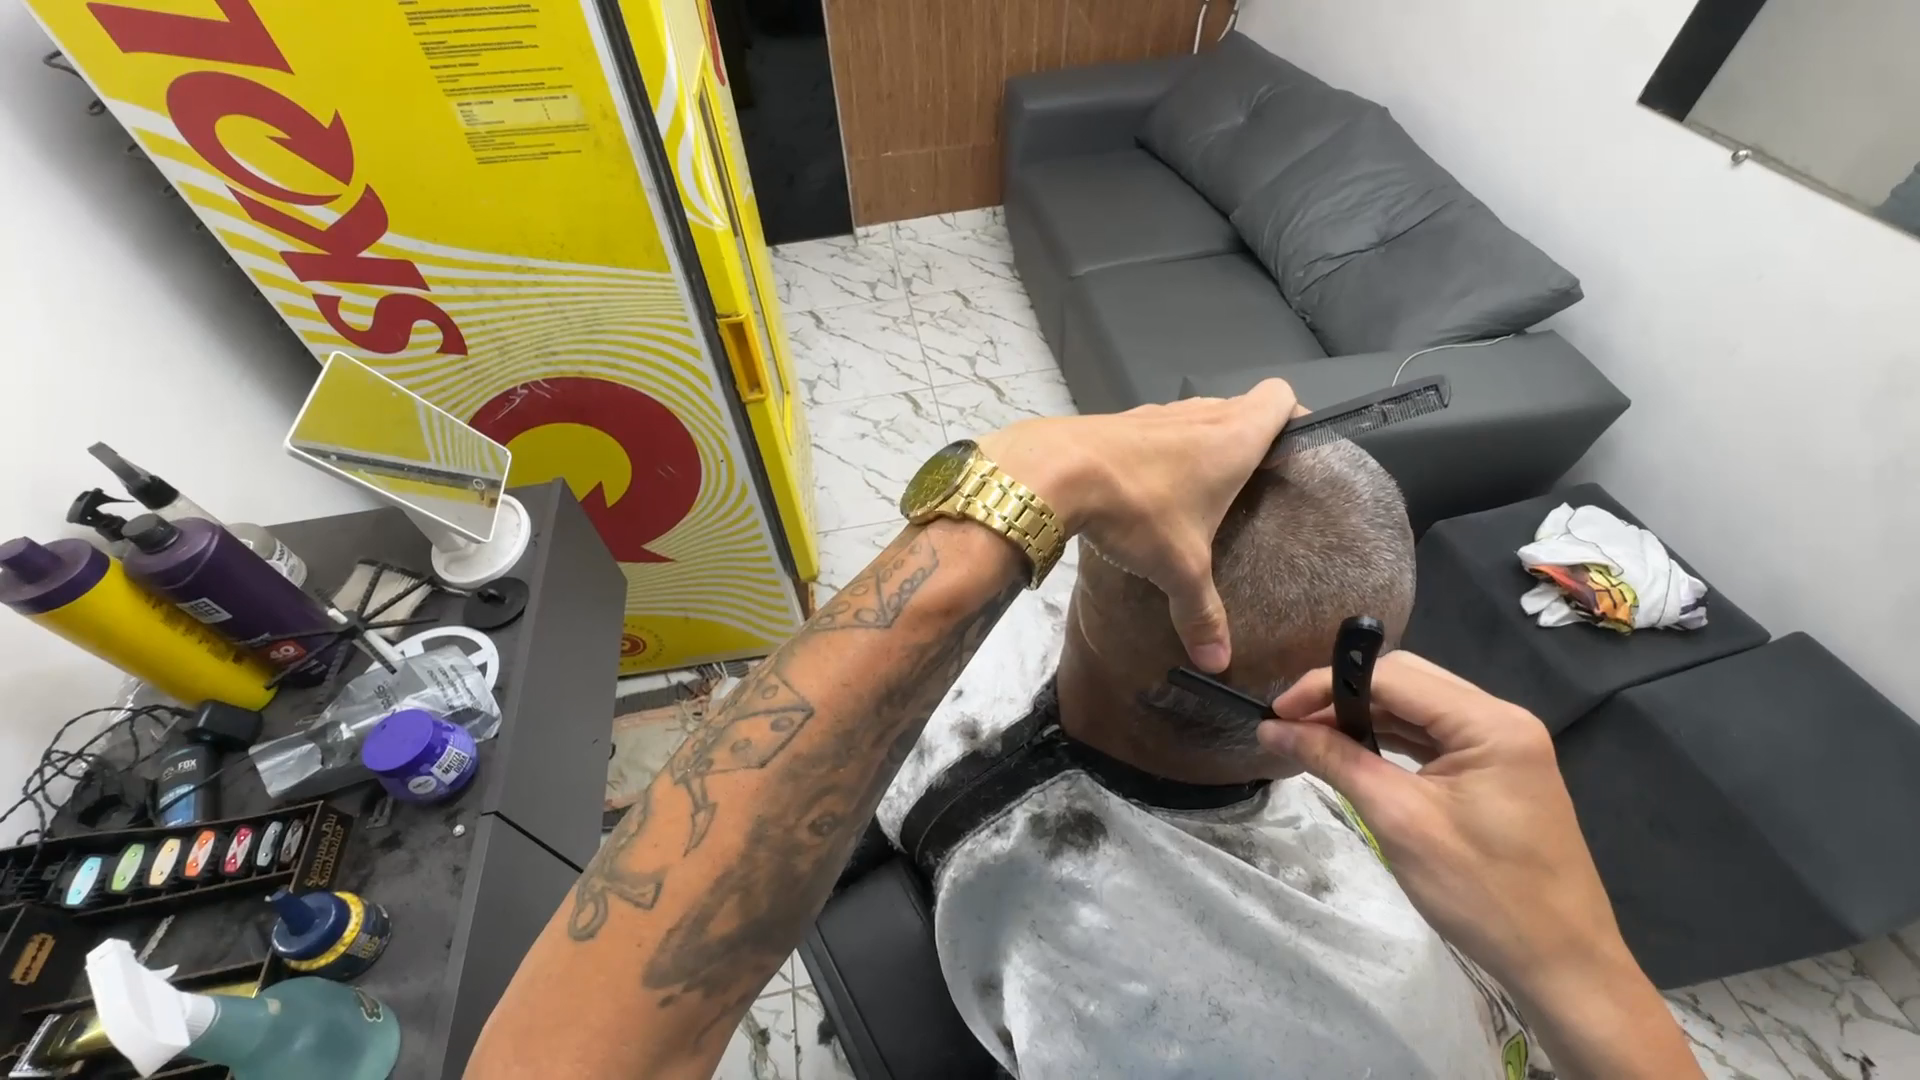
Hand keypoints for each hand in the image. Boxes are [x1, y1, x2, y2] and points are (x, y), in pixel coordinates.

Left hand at [977, 379, 1298, 670]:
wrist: (1054, 470)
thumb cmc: (1138, 509)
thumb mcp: (1178, 568)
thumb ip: (1201, 613)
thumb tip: (1216, 662)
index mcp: (1233, 436)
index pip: (1281, 397)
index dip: (1295, 418)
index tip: (1291, 453)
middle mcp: (1199, 414)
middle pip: (1240, 407)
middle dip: (1249, 440)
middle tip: (1249, 485)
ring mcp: (1154, 412)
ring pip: (1194, 415)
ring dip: (1201, 443)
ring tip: (1198, 489)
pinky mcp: (1116, 421)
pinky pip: (1153, 429)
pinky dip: (1158, 450)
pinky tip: (1146, 487)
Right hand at [1259, 654, 1701, 1078]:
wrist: (1564, 967)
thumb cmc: (1484, 893)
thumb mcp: (1398, 820)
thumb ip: (1334, 760)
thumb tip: (1271, 728)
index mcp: (1490, 724)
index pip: (1391, 677)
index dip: (1326, 684)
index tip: (1278, 712)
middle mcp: (1501, 719)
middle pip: (1404, 680)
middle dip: (1340, 694)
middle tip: (1290, 722)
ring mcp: (1501, 744)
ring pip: (1413, 705)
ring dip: (1360, 715)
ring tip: (1310, 736)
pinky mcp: (1494, 769)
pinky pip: (1429, 734)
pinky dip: (1386, 736)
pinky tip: (1352, 750)